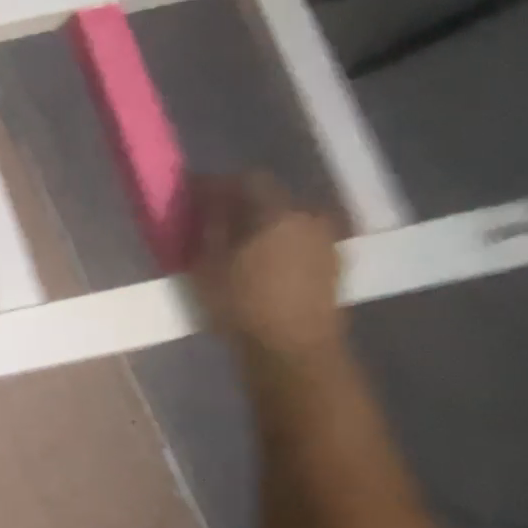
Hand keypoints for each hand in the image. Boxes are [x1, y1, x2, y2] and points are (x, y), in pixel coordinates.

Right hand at [190, 173, 343, 361]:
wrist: (292, 349)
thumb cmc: (240, 305)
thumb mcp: (207, 263)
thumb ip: (208, 224)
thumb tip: (204, 197)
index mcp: (276, 211)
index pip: (246, 179)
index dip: (216, 184)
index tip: (193, 196)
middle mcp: (308, 216)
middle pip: (269, 197)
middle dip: (240, 205)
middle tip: (212, 223)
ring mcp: (327, 239)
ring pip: (287, 218)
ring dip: (261, 224)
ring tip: (236, 245)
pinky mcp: (334, 263)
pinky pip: (300, 239)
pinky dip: (279, 242)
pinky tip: (261, 262)